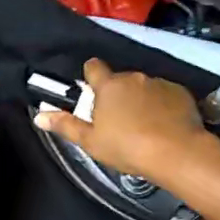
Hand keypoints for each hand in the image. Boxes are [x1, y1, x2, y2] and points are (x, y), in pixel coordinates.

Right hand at [32, 58, 211, 180]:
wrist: (176, 151)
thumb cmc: (128, 148)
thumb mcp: (92, 142)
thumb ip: (66, 126)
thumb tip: (39, 116)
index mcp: (109, 86)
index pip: (94, 67)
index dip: (91, 76)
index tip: (93, 90)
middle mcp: (134, 77)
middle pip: (121, 80)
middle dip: (119, 94)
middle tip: (120, 120)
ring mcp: (159, 82)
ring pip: (145, 87)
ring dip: (142, 99)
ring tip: (146, 125)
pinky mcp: (181, 92)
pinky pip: (167, 94)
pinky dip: (164, 105)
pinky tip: (166, 125)